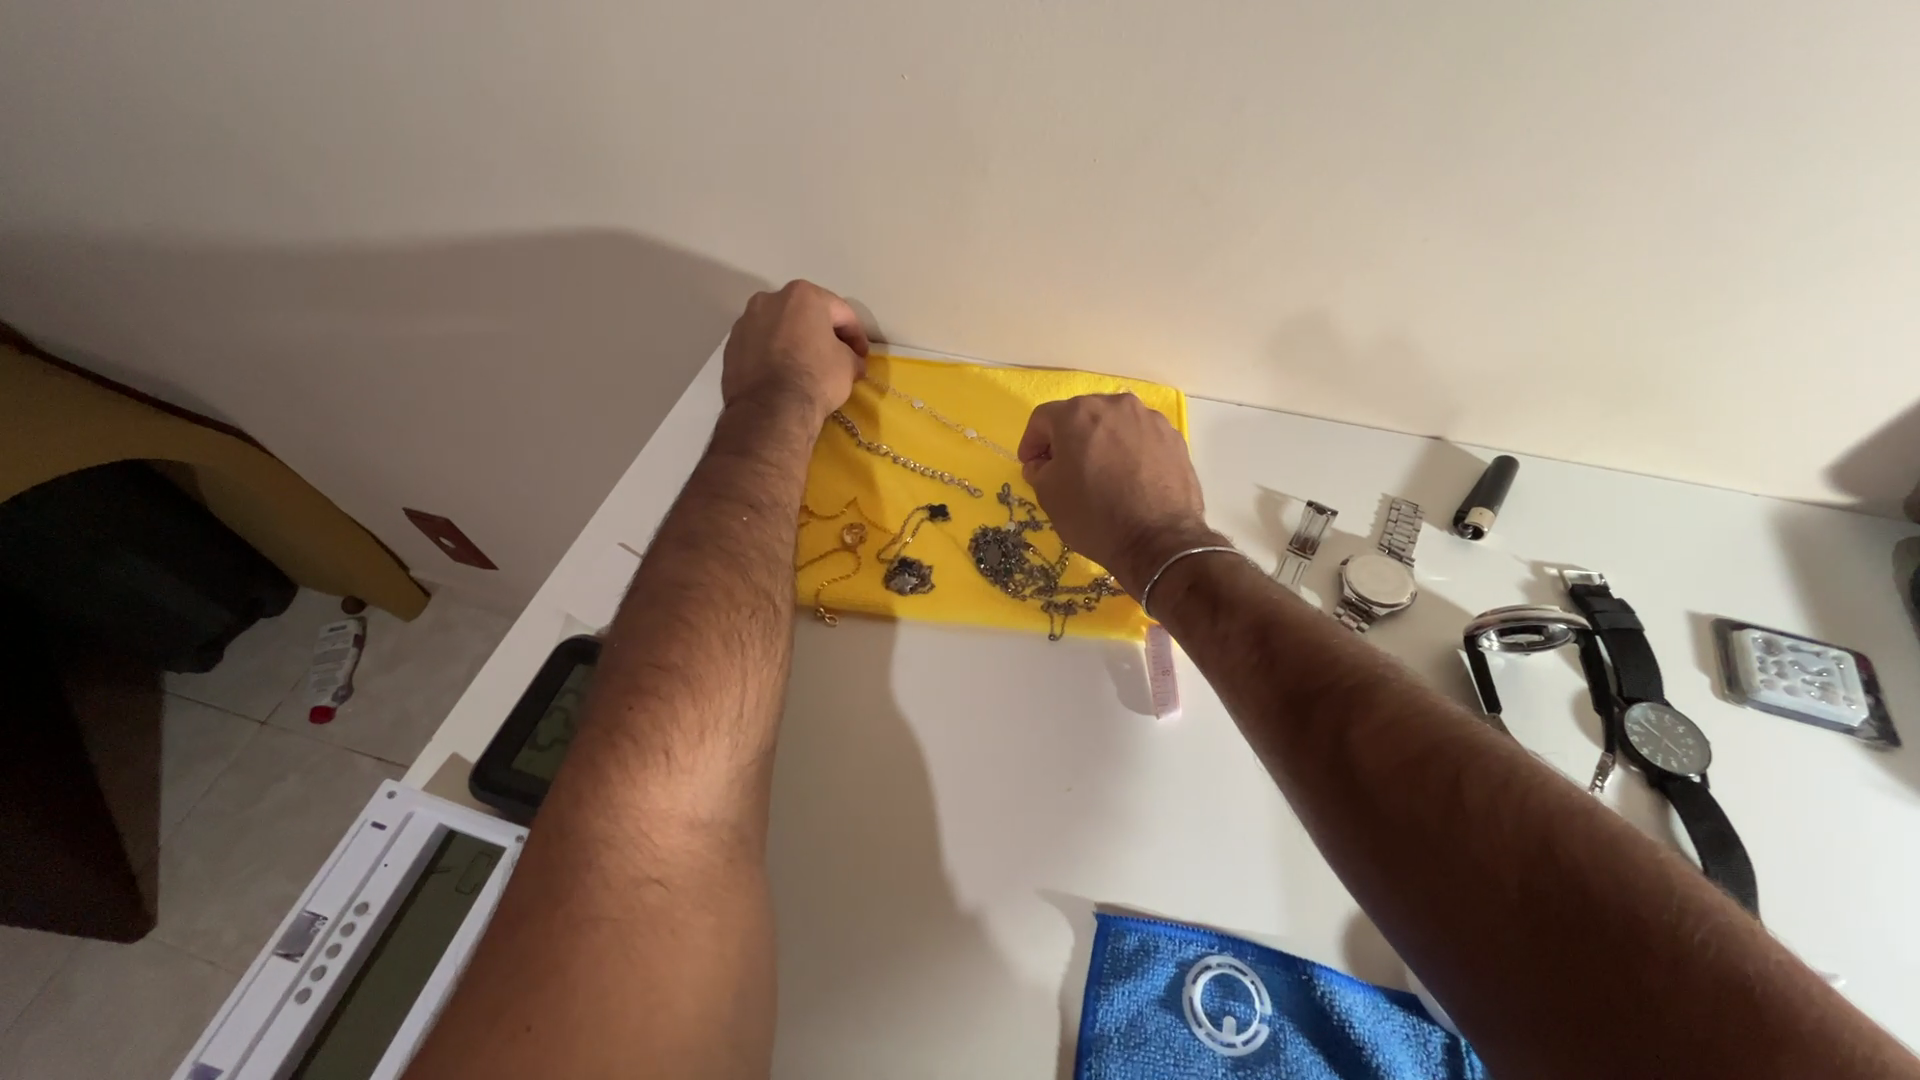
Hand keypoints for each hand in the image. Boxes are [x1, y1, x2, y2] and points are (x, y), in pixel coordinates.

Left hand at [722, 280, 869, 424]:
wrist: (769, 410)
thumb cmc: (815, 378)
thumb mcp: (848, 366)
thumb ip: (852, 356)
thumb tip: (852, 361)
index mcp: (803, 295)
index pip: (841, 312)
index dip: (857, 335)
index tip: (862, 357)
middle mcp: (770, 299)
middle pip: (806, 315)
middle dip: (822, 334)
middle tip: (836, 358)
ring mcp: (745, 321)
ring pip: (779, 328)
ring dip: (795, 342)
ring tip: (805, 367)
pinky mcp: (731, 346)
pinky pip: (760, 346)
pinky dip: (773, 355)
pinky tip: (782, 376)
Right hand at [1018, 393, 1223, 595]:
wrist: (1158, 541)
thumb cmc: (1094, 516)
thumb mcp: (1048, 496)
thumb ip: (1038, 470)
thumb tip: (1043, 464)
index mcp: (1077, 414)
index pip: (1043, 419)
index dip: (1032, 443)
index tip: (1032, 465)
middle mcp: (1114, 405)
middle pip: (1081, 416)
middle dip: (1069, 440)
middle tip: (1065, 469)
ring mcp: (1149, 419)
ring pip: (1114, 425)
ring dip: (1102, 443)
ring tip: (1102, 474)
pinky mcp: (1173, 438)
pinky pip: (1141, 438)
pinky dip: (1130, 452)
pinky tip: (1130, 478)